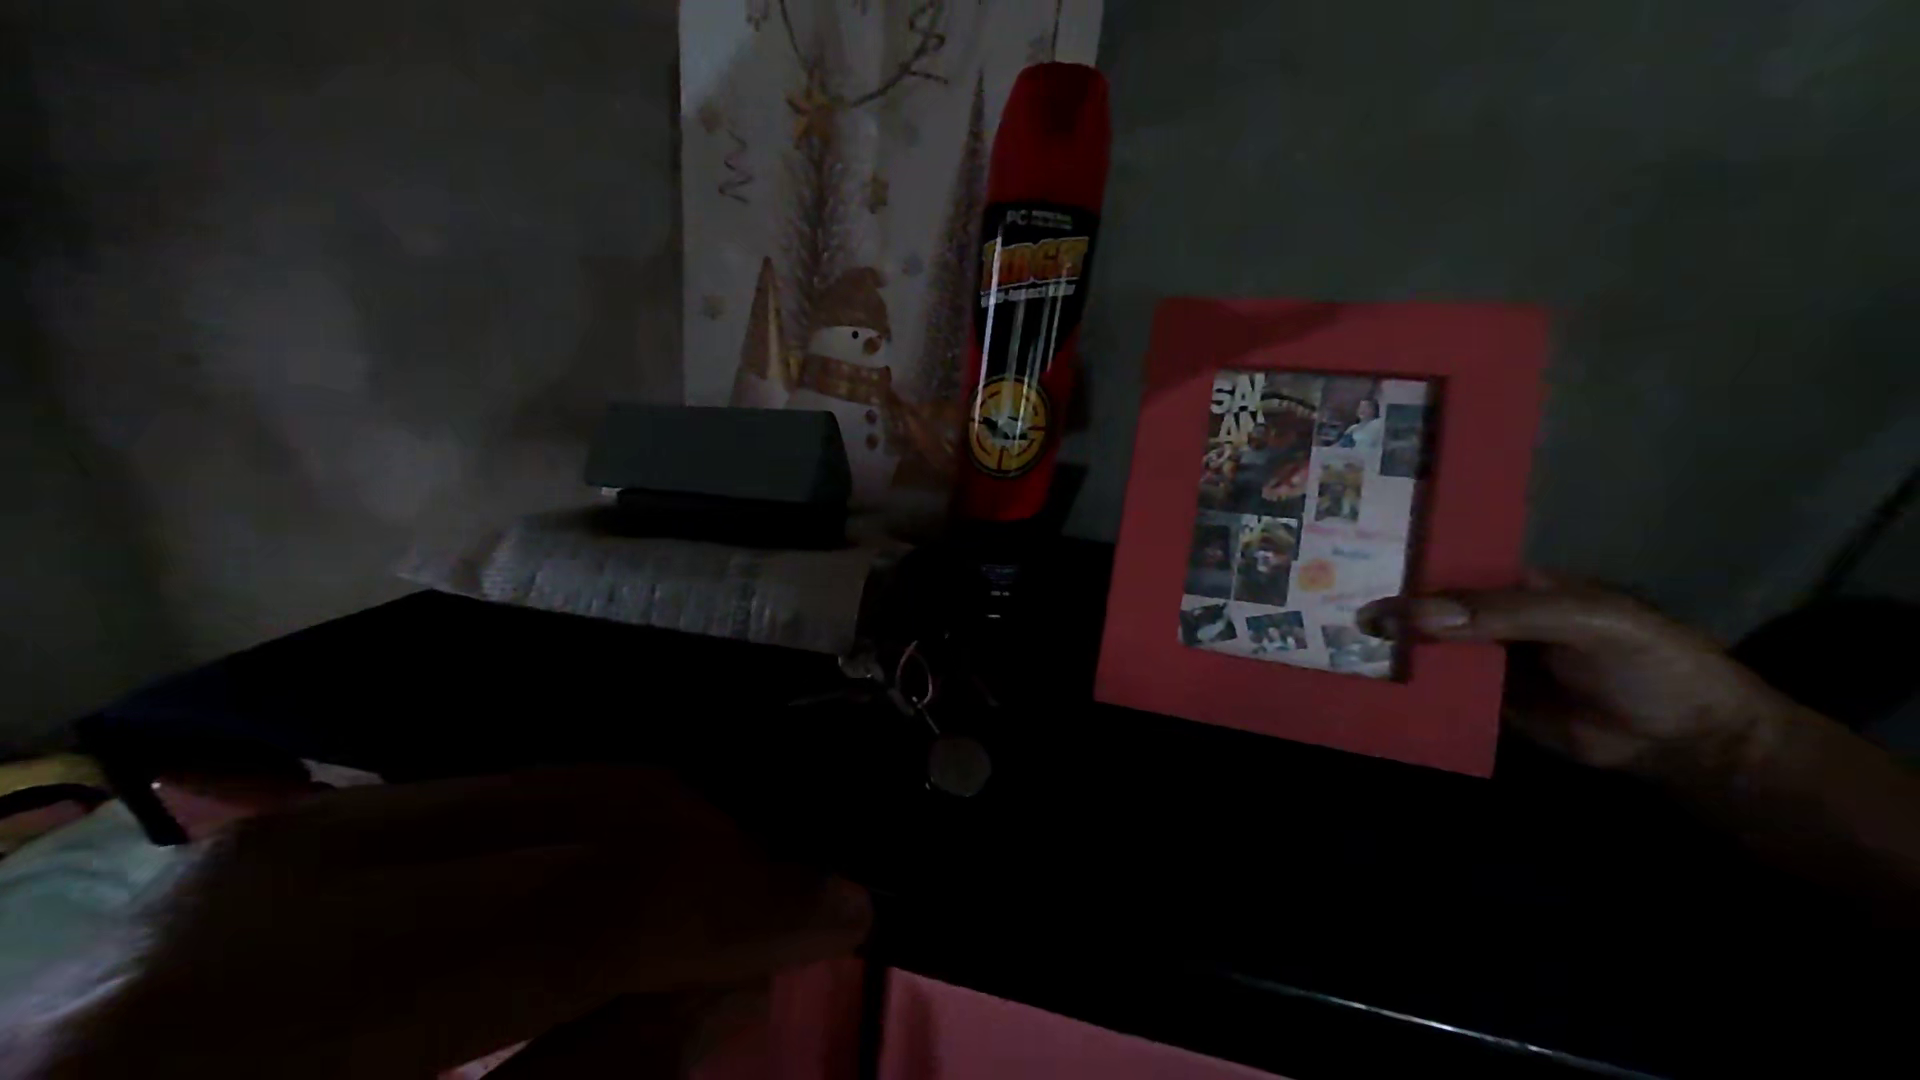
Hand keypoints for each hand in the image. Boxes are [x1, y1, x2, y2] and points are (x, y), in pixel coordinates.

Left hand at [47, 767, 870, 1079]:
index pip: (578, 905)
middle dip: (721, 863)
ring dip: (678, 846)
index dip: (735, 905)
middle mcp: (283, 869)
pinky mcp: (334, 819)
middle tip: (787, 920)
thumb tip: (734, 976)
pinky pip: (527, 799)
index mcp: (258, 1002)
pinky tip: (644, 892)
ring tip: (720, 913)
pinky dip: (611, 837)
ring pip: (573, 786)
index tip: (845, 912)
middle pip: (592, 815)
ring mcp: (307, 824)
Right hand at [1359, 574, 1802, 782]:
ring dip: (1383, 644)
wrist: (1689, 744)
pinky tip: (1359, 677)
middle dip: (1380, 602)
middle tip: (1319, 596)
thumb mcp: (1585, 620)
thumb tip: (1412, 615)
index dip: (1402, 558)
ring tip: (1324, 635)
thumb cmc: (1650, 661)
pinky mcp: (1477, 698)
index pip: (1447, 562)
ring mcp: (1479, 658)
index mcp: (1511, 583)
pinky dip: (1401, 683)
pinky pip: (1432, 686)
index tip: (1345, 554)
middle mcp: (1486, 616)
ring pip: (1421, 645)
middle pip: (1423, 605)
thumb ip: (1501, 613)